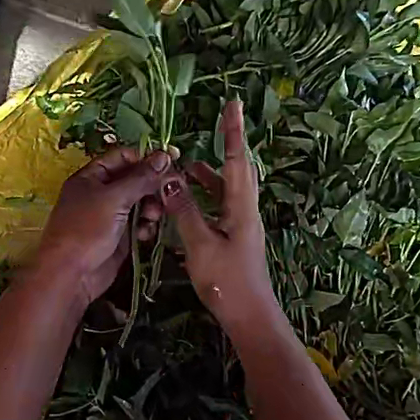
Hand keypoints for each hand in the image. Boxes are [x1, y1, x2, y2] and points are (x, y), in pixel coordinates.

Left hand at [35, 147, 174, 305]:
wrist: (71, 275)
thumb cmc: (86, 230)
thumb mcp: (113, 198)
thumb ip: (140, 178)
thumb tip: (164, 155)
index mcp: (92, 177)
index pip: (123, 157)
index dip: (146, 158)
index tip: (171, 161)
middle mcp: (101, 193)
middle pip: (134, 180)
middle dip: (152, 186)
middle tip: (169, 191)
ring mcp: (110, 216)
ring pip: (140, 203)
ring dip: (151, 207)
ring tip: (153, 216)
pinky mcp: (119, 236)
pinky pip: (139, 224)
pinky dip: (145, 226)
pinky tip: (145, 233)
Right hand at [164, 100, 282, 333]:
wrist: (249, 316)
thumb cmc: (227, 281)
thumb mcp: (200, 244)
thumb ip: (184, 210)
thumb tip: (170, 177)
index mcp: (241, 207)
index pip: (237, 160)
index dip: (233, 131)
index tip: (233, 104)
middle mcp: (246, 211)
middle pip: (239, 170)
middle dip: (229, 146)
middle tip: (220, 124)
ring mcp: (242, 226)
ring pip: (228, 190)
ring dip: (211, 175)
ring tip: (189, 167)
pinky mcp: (236, 240)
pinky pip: (221, 208)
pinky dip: (206, 198)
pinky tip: (189, 203)